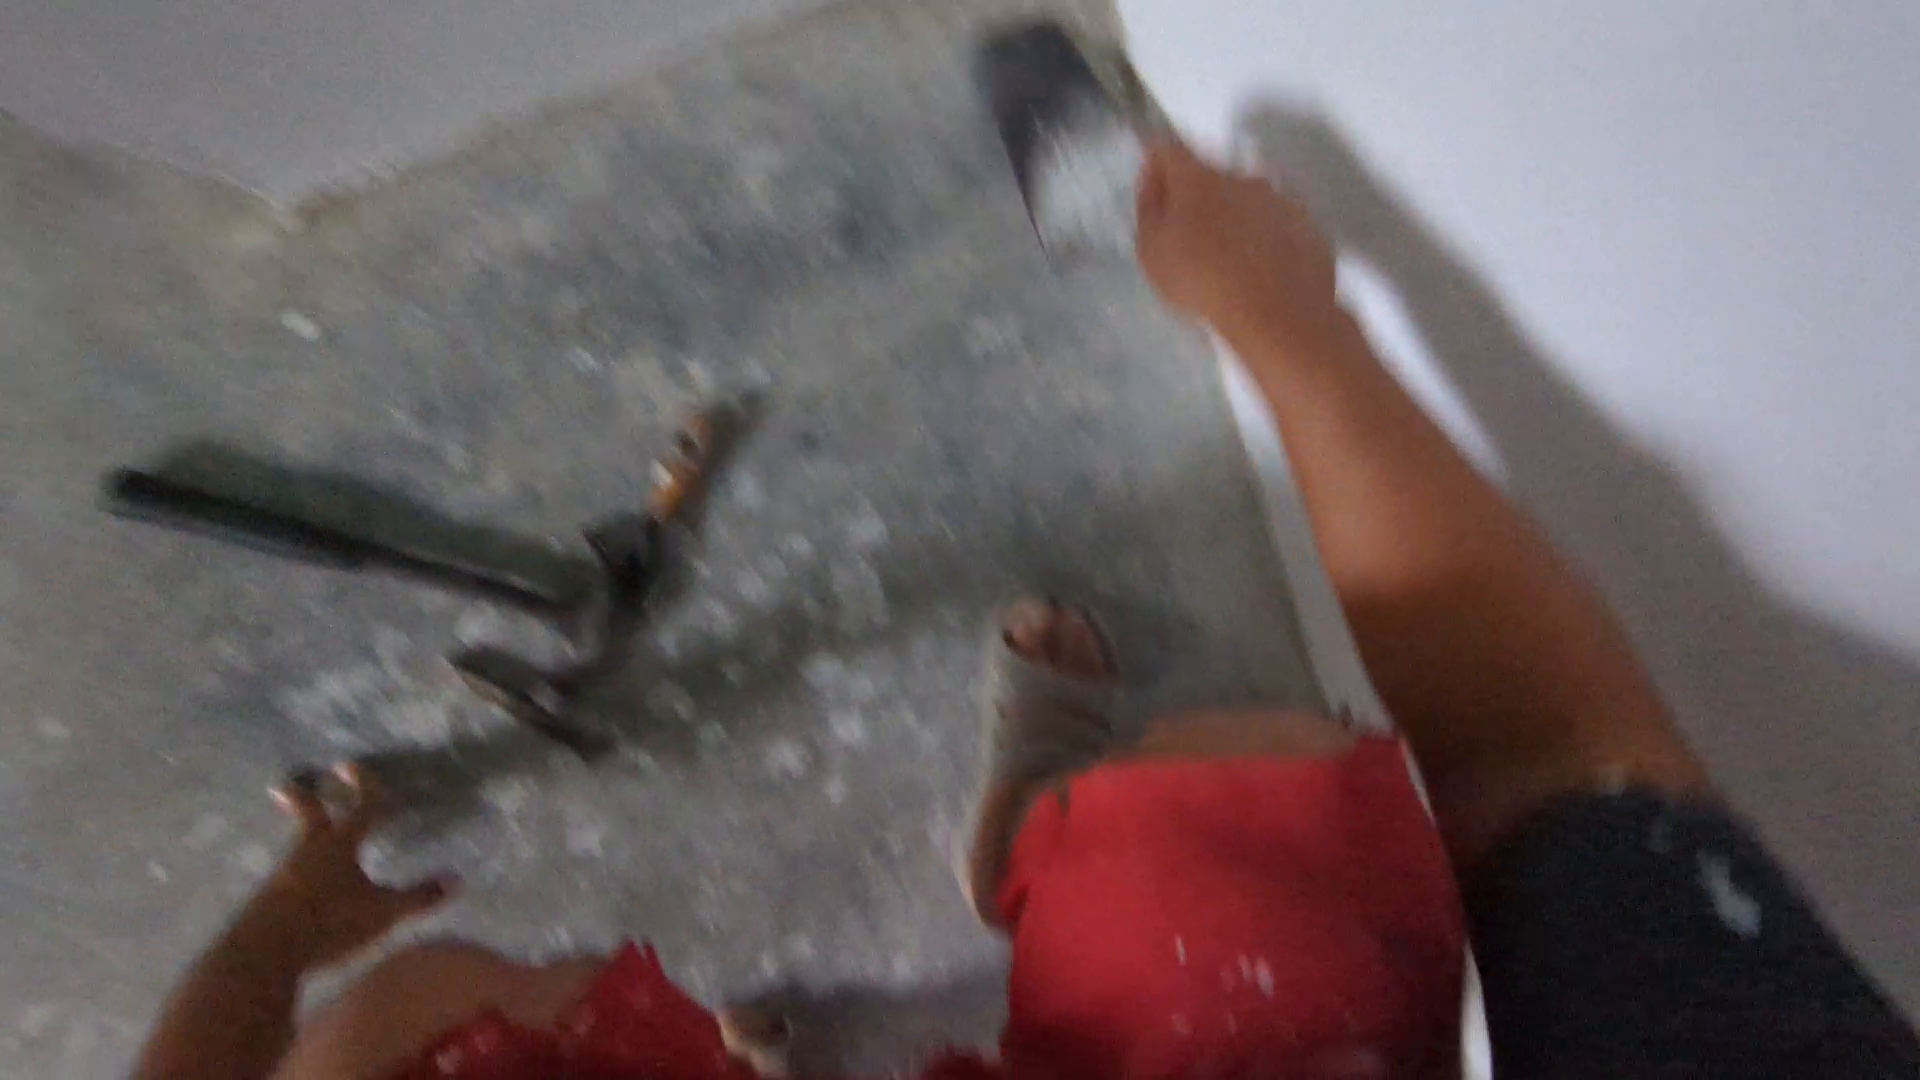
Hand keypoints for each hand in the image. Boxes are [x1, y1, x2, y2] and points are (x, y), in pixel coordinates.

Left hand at [263, 764, 457, 969]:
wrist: (256, 963)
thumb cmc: (327, 924)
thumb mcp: (383, 911)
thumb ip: (418, 897)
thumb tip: (456, 881)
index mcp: (339, 846)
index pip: (360, 808)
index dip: (362, 787)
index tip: (349, 765)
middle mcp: (306, 855)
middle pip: (309, 820)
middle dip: (303, 800)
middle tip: (285, 785)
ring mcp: (279, 881)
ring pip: (297, 850)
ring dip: (303, 840)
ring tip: (310, 840)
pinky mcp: (263, 907)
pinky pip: (286, 879)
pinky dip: (297, 872)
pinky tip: (300, 886)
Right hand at [1134, 140, 1342, 348]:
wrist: (1274, 312)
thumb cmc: (1200, 280)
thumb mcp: (1152, 251)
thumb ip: (1148, 208)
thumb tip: (1153, 179)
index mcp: (1198, 178)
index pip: (1168, 149)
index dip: (1155, 165)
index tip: (1152, 191)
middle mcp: (1242, 176)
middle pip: (1211, 175)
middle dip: (1196, 198)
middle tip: (1186, 240)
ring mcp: (1280, 198)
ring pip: (1246, 200)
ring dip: (1232, 219)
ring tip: (1224, 262)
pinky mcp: (1306, 225)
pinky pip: (1275, 225)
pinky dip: (1262, 240)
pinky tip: (1255, 273)